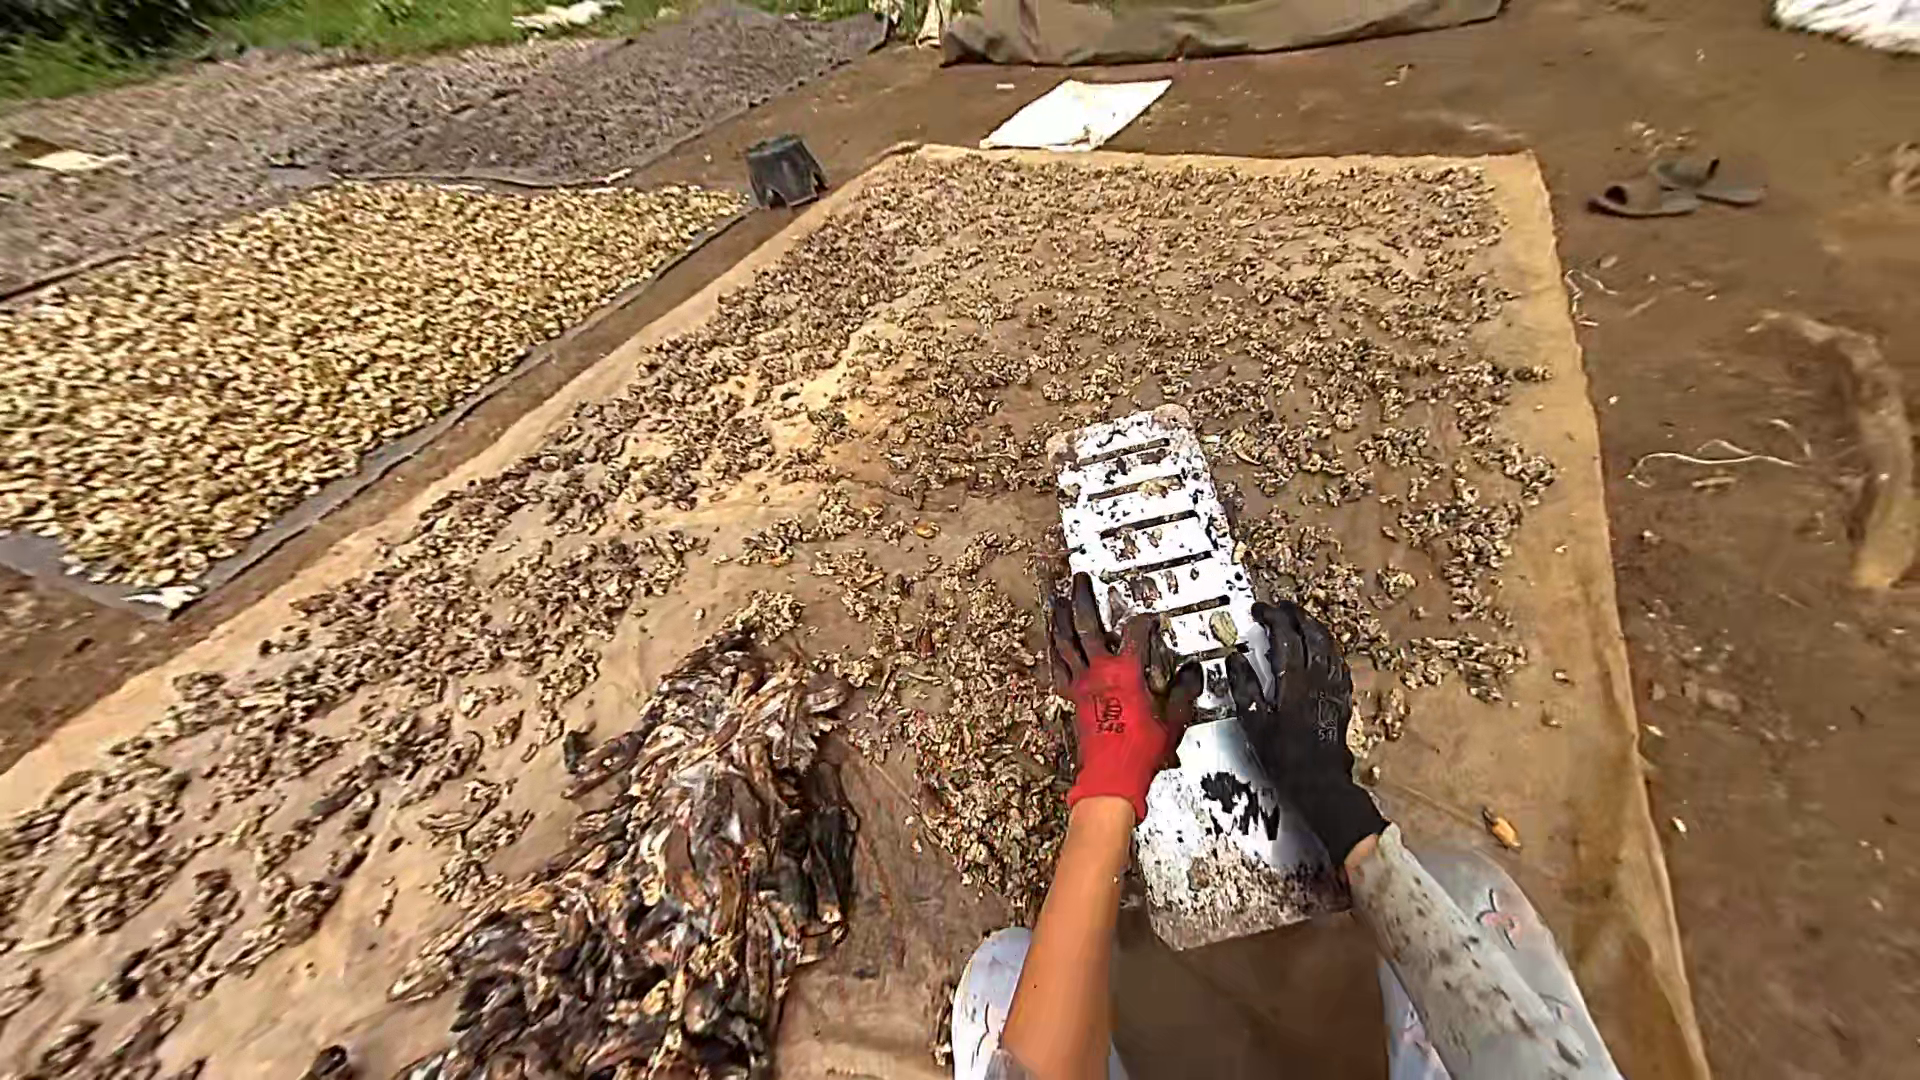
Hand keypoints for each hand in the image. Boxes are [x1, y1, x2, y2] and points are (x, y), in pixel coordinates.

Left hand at [1049, 572, 1201, 820]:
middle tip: (1079, 579)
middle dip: (1082, 599)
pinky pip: (1059, 667)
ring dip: (1061, 618)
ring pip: (1066, 642)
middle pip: (1087, 625)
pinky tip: (1051, 640)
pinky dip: (1054, 650)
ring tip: (1057, 599)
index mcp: (1128, 672)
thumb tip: (1193, 673)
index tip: (1148, 614)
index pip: (1135, 633)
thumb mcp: (1173, 721)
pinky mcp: (1072, 696)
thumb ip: (1185, 693)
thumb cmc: (1141, 750)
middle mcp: (1101, 671)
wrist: (1111, 775)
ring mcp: (1083, 683)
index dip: (1142, 619)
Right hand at [1229, 599, 1386, 864]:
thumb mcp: (1253, 721)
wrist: (1320, 782)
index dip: (1272, 618)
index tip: (1259, 610)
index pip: (1284, 637)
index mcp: (1293, 681)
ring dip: (1313, 627)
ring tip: (1299, 618)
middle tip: (1280, 606)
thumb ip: (1244, 685)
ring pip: (1328, 645)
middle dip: (1295, 615)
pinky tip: (1321, 648)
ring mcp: (1333, 687)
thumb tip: (1235, 657)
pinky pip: (1337, 662)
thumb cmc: (1283, 754)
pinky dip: (1327, 647)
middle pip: (1311, 634)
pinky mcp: (1342, 697)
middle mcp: (1317, 678)